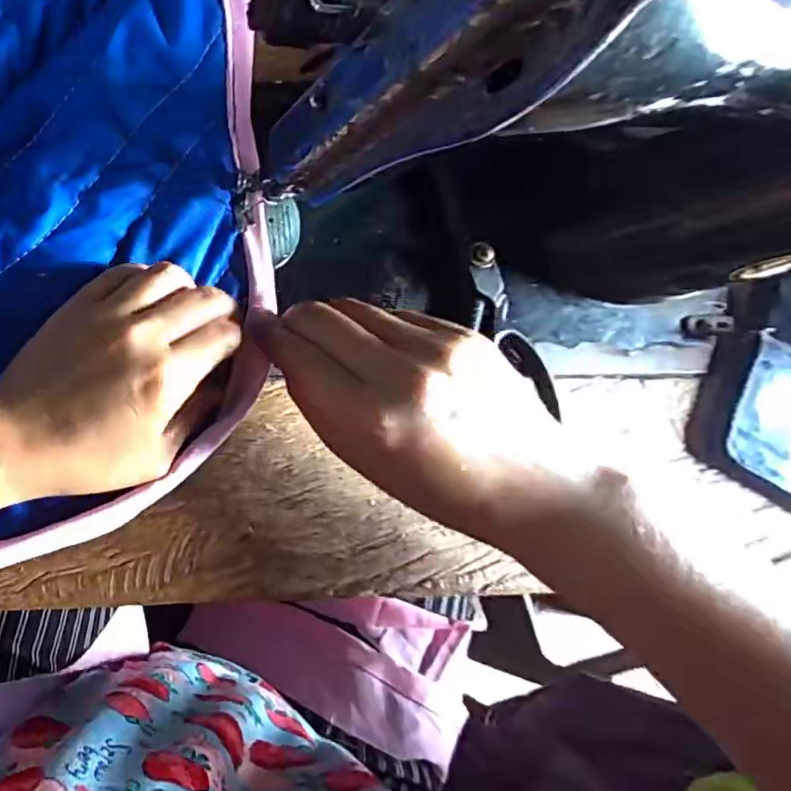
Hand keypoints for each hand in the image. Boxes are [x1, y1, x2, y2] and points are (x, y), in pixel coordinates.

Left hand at [0, 262, 240, 499]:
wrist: (15, 436)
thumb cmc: (84, 458)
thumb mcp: (153, 458)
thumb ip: (195, 418)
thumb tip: (221, 386)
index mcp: (166, 376)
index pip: (225, 336)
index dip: (238, 342)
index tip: (230, 354)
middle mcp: (144, 334)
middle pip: (206, 298)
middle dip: (222, 312)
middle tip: (214, 330)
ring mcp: (108, 312)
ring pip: (169, 273)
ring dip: (186, 289)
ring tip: (179, 310)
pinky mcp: (79, 302)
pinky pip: (125, 271)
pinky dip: (145, 277)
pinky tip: (143, 298)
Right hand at [248, 299, 624, 550]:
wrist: (532, 483)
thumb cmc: (432, 485)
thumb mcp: (355, 454)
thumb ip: (314, 398)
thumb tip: (283, 352)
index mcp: (368, 415)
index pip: (296, 350)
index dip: (270, 336)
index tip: (259, 332)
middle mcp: (401, 372)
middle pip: (319, 315)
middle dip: (294, 320)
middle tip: (289, 333)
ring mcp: (437, 347)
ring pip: (352, 305)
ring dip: (331, 319)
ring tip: (335, 342)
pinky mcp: (461, 331)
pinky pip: (391, 313)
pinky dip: (372, 325)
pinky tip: (382, 349)